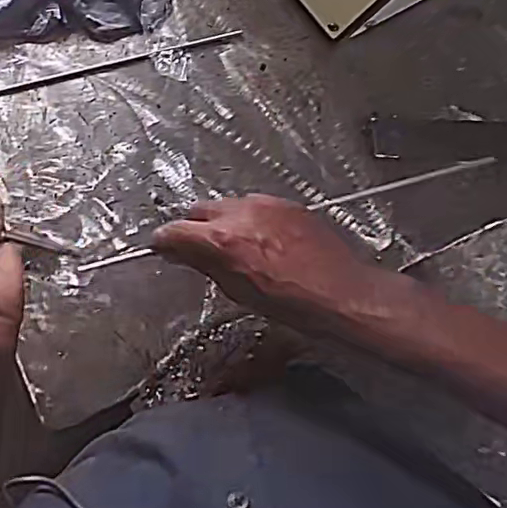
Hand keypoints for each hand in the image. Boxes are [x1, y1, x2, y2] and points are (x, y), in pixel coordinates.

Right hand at [150, 195, 404, 334]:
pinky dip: (248, 219)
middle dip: (192, 228)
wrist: (344, 294)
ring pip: (226, 206)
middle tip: (196, 249)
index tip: (162, 247)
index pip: (175, 230)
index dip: (164, 241)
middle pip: (198, 211)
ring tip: (233, 245)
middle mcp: (240, 214)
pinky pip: (254, 206)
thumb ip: (205, 265)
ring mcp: (265, 204)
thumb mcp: (239, 291)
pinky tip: (261, 240)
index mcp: (222, 240)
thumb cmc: (293, 304)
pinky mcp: (285, 203)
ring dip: (221, 221)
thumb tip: (179, 251)